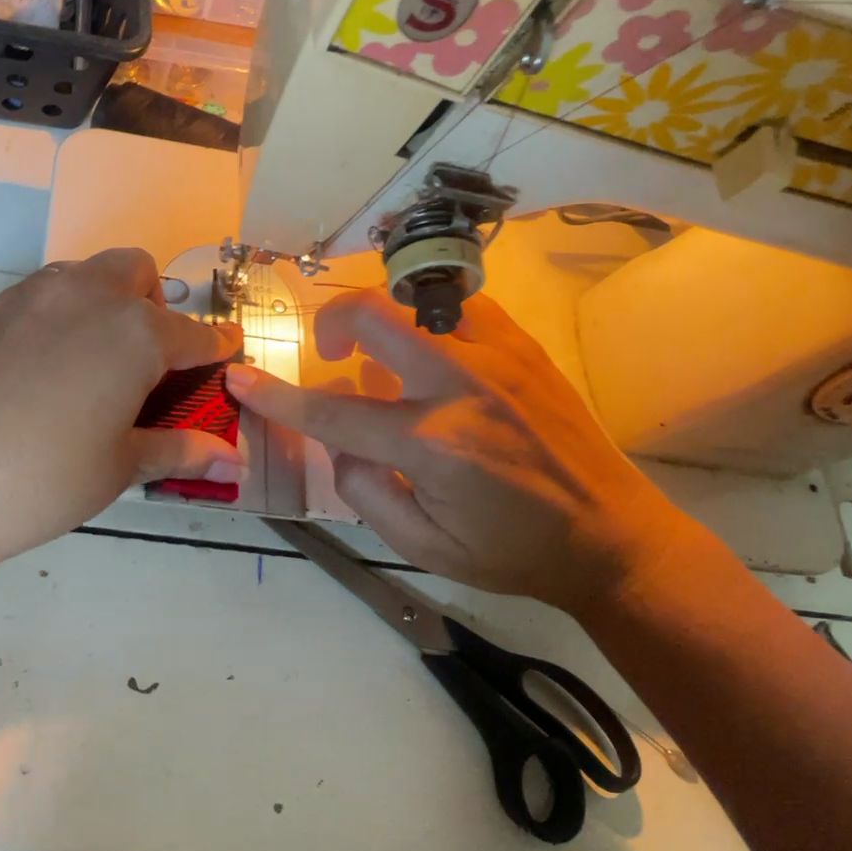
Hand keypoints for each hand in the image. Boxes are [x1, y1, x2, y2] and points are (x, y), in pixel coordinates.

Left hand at [0, 248, 243, 569]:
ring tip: (102, 358)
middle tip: (152, 360)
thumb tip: (234, 463)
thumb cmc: (45, 481)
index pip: (192, 335)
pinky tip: (56, 362)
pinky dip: (66, 309)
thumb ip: (180, 450)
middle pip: (137, 273)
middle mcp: (90, 297)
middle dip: (156, 305)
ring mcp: (36, 297)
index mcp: (136, 332)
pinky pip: (47, 290)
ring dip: (109, 298)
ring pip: (88, 272)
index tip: (228, 354)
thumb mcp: (121, 468)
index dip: (215, 348)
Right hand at [226, 289, 703, 614]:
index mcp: (435, 443)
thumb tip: (340, 440)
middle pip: (375, 314)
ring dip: (384, 317)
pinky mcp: (525, 349)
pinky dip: (429, 319)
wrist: (612, 538)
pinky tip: (432, 354)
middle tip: (332, 354)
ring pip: (419, 296)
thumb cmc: (510, 553)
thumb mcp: (421, 548)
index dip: (276, 395)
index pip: (333, 410)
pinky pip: (461, 305)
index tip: (240, 377)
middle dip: (332, 322)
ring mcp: (500, 357)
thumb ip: (363, 490)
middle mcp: (464, 385)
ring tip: (383, 355)